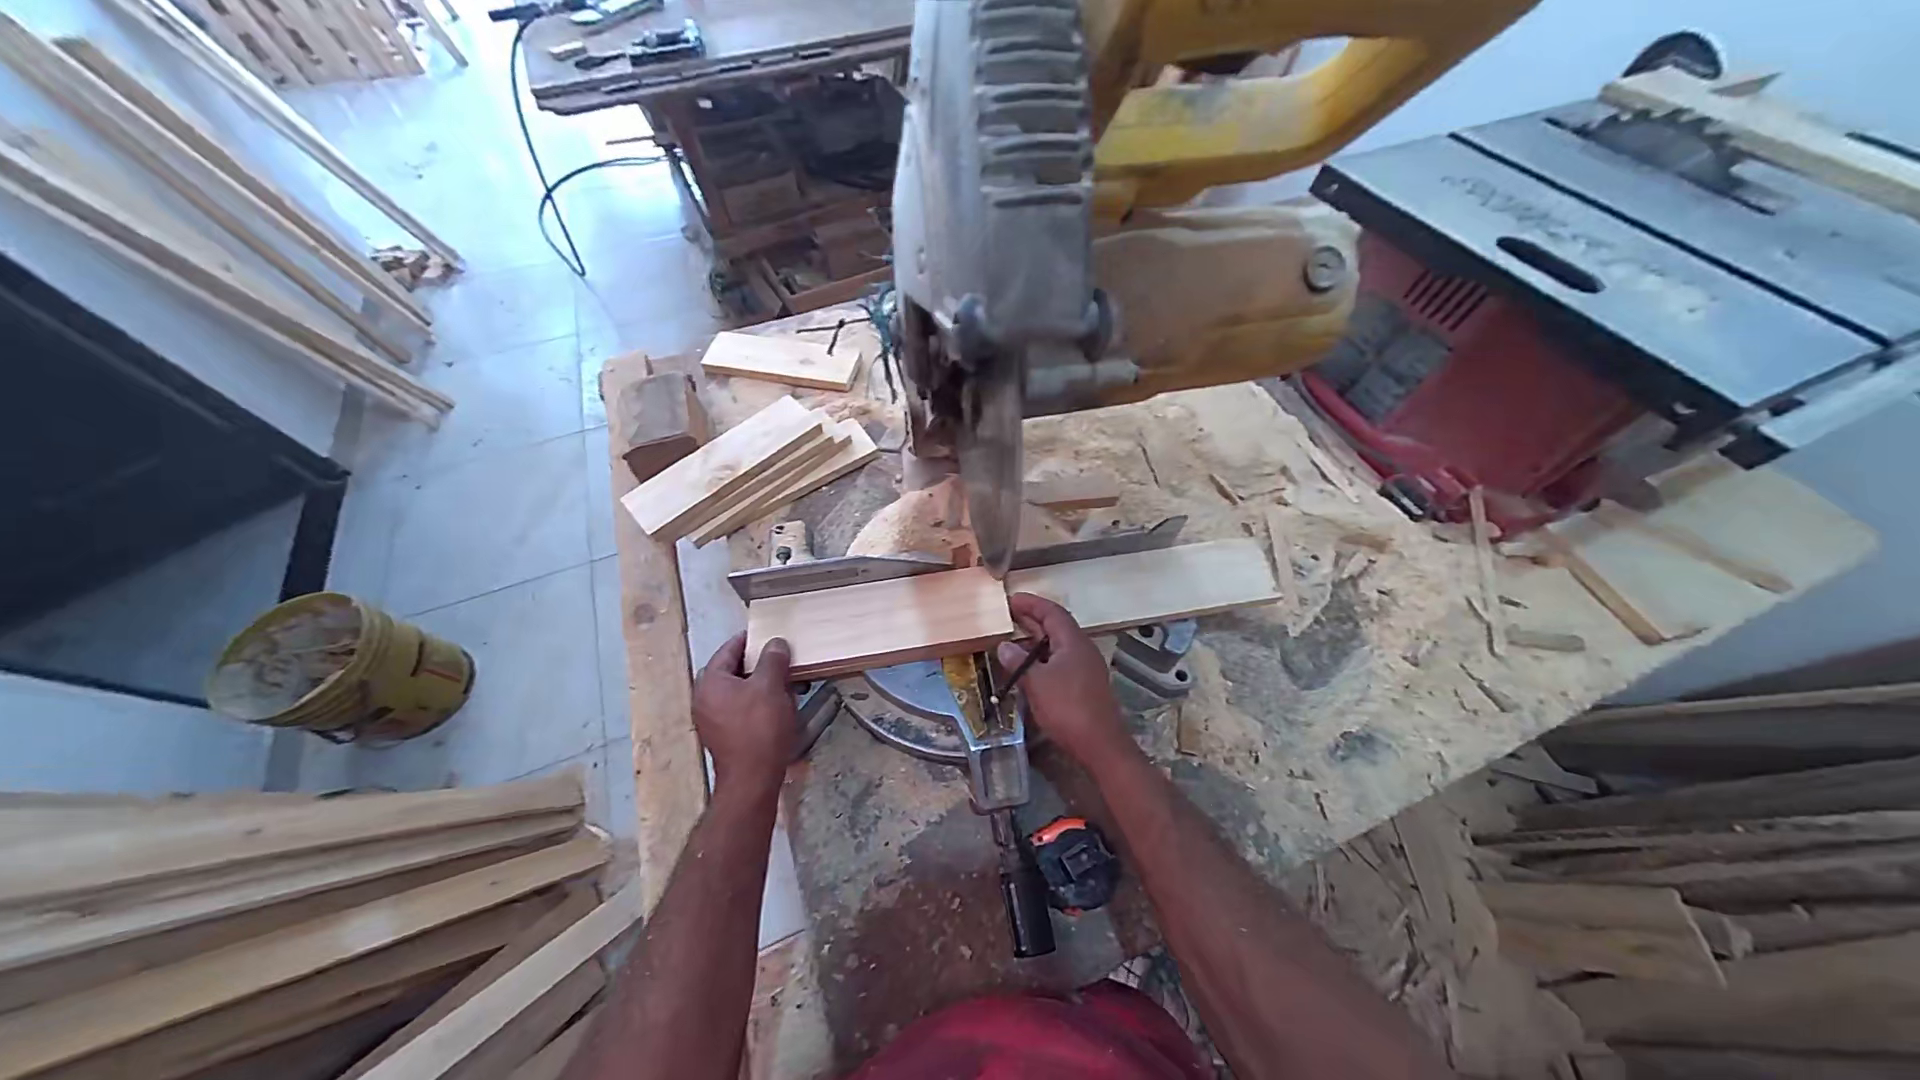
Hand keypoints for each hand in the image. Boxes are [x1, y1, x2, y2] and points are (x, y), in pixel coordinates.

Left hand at [693, 633, 797, 797]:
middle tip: (780, 659)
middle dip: (758, 663)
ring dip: (760, 684)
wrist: (752, 779)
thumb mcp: (771, 686)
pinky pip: (740, 709)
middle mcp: (704, 698)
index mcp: (710, 682)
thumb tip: (775, 643)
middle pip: (732, 670)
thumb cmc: (760, 727)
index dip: (750, 640)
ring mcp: (711, 719)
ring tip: (785, 682)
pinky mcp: (723, 736)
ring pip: (737, 691)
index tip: (768, 634)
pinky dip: (757, 702)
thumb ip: (773, 659)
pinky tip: (778, 706)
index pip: (728, 649)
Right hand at [997, 594, 1133, 770]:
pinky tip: (1027, 668)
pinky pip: (1060, 661)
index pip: (1052, 612)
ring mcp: (1085, 668)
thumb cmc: (1068, 708)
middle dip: (1032, 620)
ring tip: (1012, 640)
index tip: (1012, 599)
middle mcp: (1082, 650)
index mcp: (1073, 642)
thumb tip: (1005, 646)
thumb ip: (1019, 662)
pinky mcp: (1084, 685)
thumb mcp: (1037, 682)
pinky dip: (1042, 658)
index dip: (1032, 604)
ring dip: (1036, 641)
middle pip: (1056, 627)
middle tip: (1008, 615)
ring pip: (1058, 645)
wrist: (1100, 744)